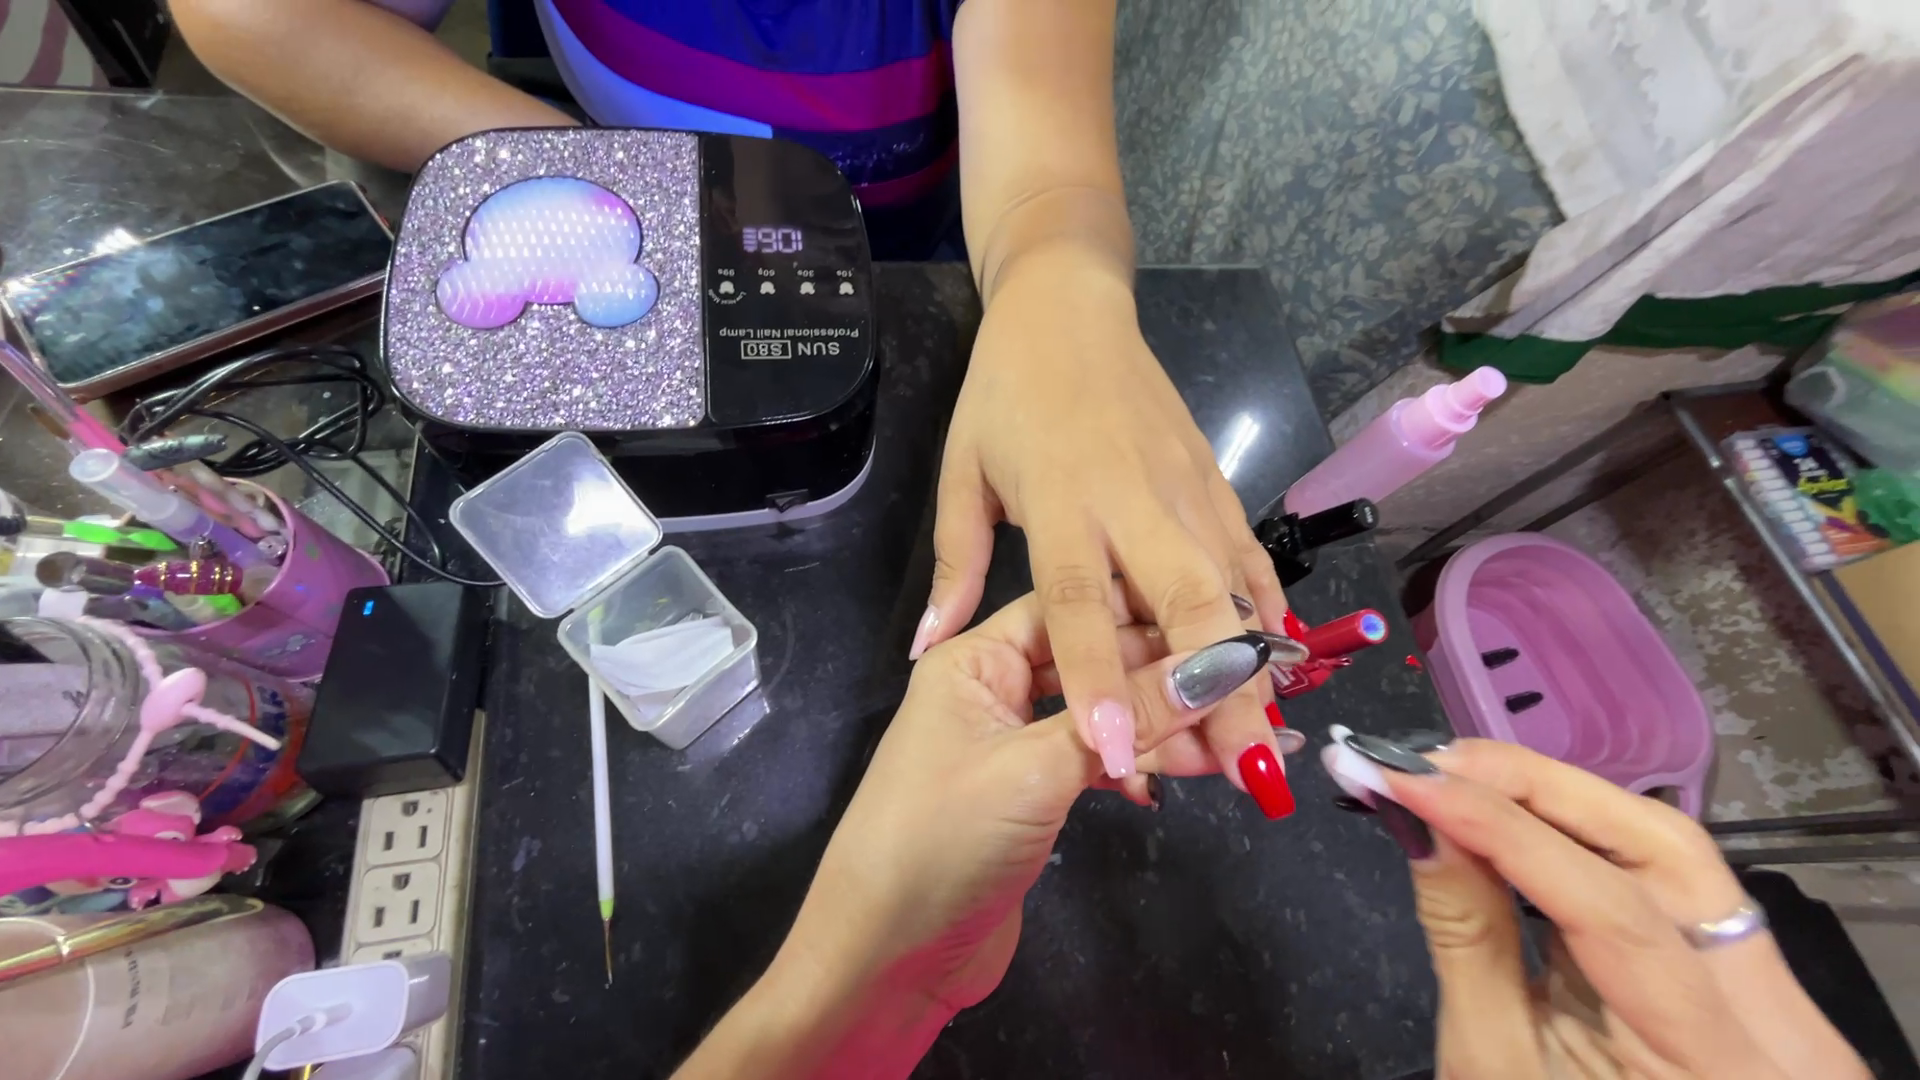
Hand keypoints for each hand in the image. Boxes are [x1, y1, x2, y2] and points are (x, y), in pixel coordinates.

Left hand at [793, 595, 1271, 1013]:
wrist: (890, 957)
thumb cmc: (946, 837)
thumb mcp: (1039, 767)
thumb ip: (1129, 717)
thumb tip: (1224, 666)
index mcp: (978, 656)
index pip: (1073, 610)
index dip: (1149, 615)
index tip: (1229, 627)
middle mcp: (996, 686)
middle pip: (1095, 664)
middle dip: (1169, 682)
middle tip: (1254, 697)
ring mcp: (1015, 741)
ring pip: (1103, 716)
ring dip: (1164, 732)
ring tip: (1242, 751)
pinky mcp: (1033, 791)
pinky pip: (1096, 760)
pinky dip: (1135, 767)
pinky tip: (1177, 779)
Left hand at [917, 244, 1292, 813]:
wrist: (1067, 307)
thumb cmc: (1003, 393)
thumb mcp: (959, 472)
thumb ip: (954, 564)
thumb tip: (925, 643)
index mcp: (1060, 502)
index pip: (1080, 605)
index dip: (1097, 681)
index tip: (1117, 754)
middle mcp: (1132, 500)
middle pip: (1185, 601)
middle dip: (1219, 688)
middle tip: (1248, 770)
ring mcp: (1183, 486)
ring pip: (1231, 582)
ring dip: (1256, 662)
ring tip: (1274, 735)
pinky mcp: (1211, 475)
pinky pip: (1245, 550)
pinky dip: (1266, 604)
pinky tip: (1281, 656)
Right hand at [1341, 738, 1867, 1079]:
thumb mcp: (1488, 1059)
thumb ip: (1462, 934)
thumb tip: (1417, 817)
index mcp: (1722, 1065)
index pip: (1610, 907)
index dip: (1496, 824)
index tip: (1399, 774)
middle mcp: (1776, 1015)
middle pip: (1660, 848)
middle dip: (1531, 786)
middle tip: (1429, 761)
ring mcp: (1760, 983)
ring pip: (1655, 843)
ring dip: (1540, 794)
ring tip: (1448, 774)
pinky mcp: (1721, 961)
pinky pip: (1642, 868)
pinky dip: (1556, 827)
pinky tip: (1492, 807)